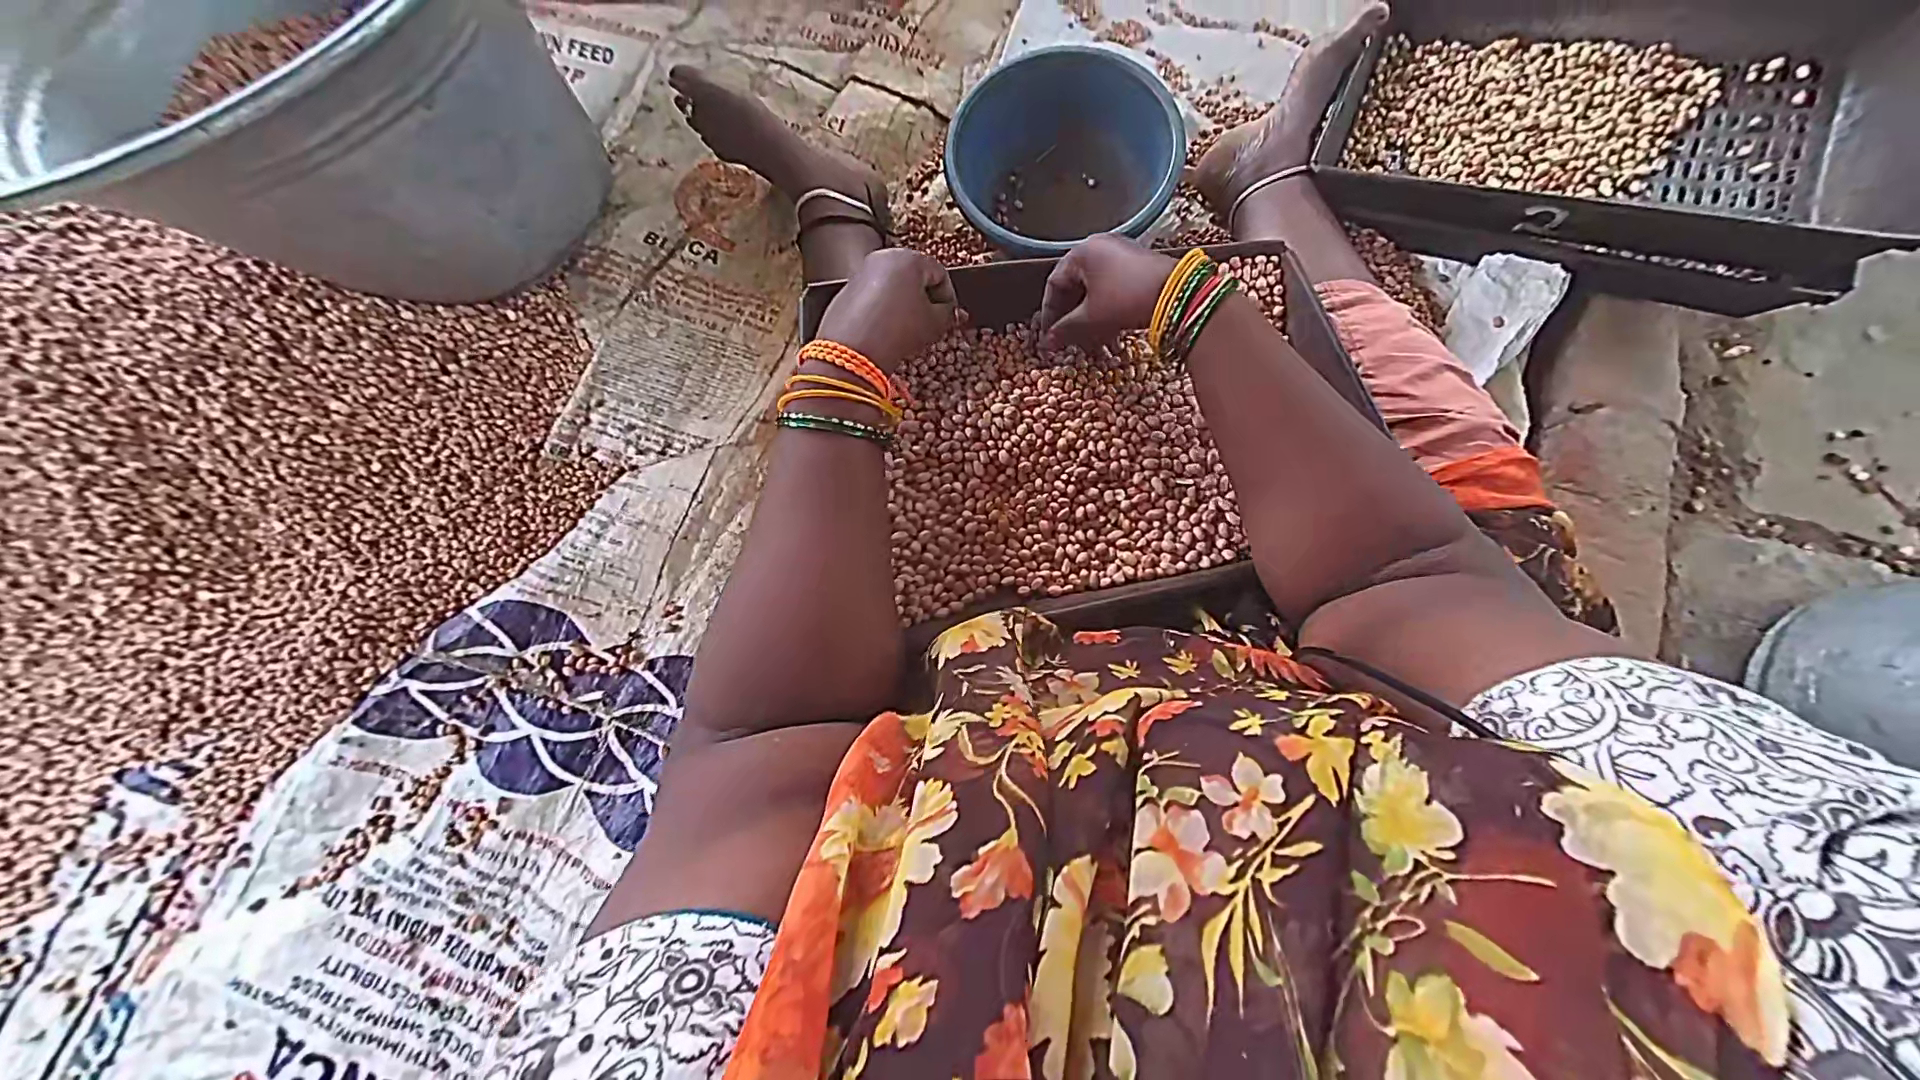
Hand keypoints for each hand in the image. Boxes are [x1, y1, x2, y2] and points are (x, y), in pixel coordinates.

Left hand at [814, 248, 957, 372]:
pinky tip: (888, 331)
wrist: (853, 349)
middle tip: (931, 323)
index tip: (950, 316)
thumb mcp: (933, 324)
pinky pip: (874, 296)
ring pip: (893, 286)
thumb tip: (952, 312)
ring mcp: (862, 272)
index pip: (940, 273)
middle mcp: (883, 257)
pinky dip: (884, 310)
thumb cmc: (897, 331)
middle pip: (914, 276)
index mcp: (909, 258)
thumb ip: (948, 314)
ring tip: (909, 330)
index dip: (949, 298)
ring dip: (905, 305)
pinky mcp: (846, 290)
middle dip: (925, 300)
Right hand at [1033, 234, 1176, 352]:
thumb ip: (1065, 329)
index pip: (1054, 284)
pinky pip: (1112, 290)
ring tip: (1090, 344)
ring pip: (1094, 291)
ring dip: (1089, 320)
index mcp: (1082, 252)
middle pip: (1074, 287)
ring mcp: (1121, 255)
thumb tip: (1047, 342)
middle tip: (1067, 340)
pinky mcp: (1137, 267)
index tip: (1048, 335)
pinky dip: (1106, 312)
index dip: (1049, 313)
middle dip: (1070, 319)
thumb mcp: (1090, 318)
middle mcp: (1100, 247)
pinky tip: (1110, 335)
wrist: (1177, 293)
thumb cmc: (1126, 299)